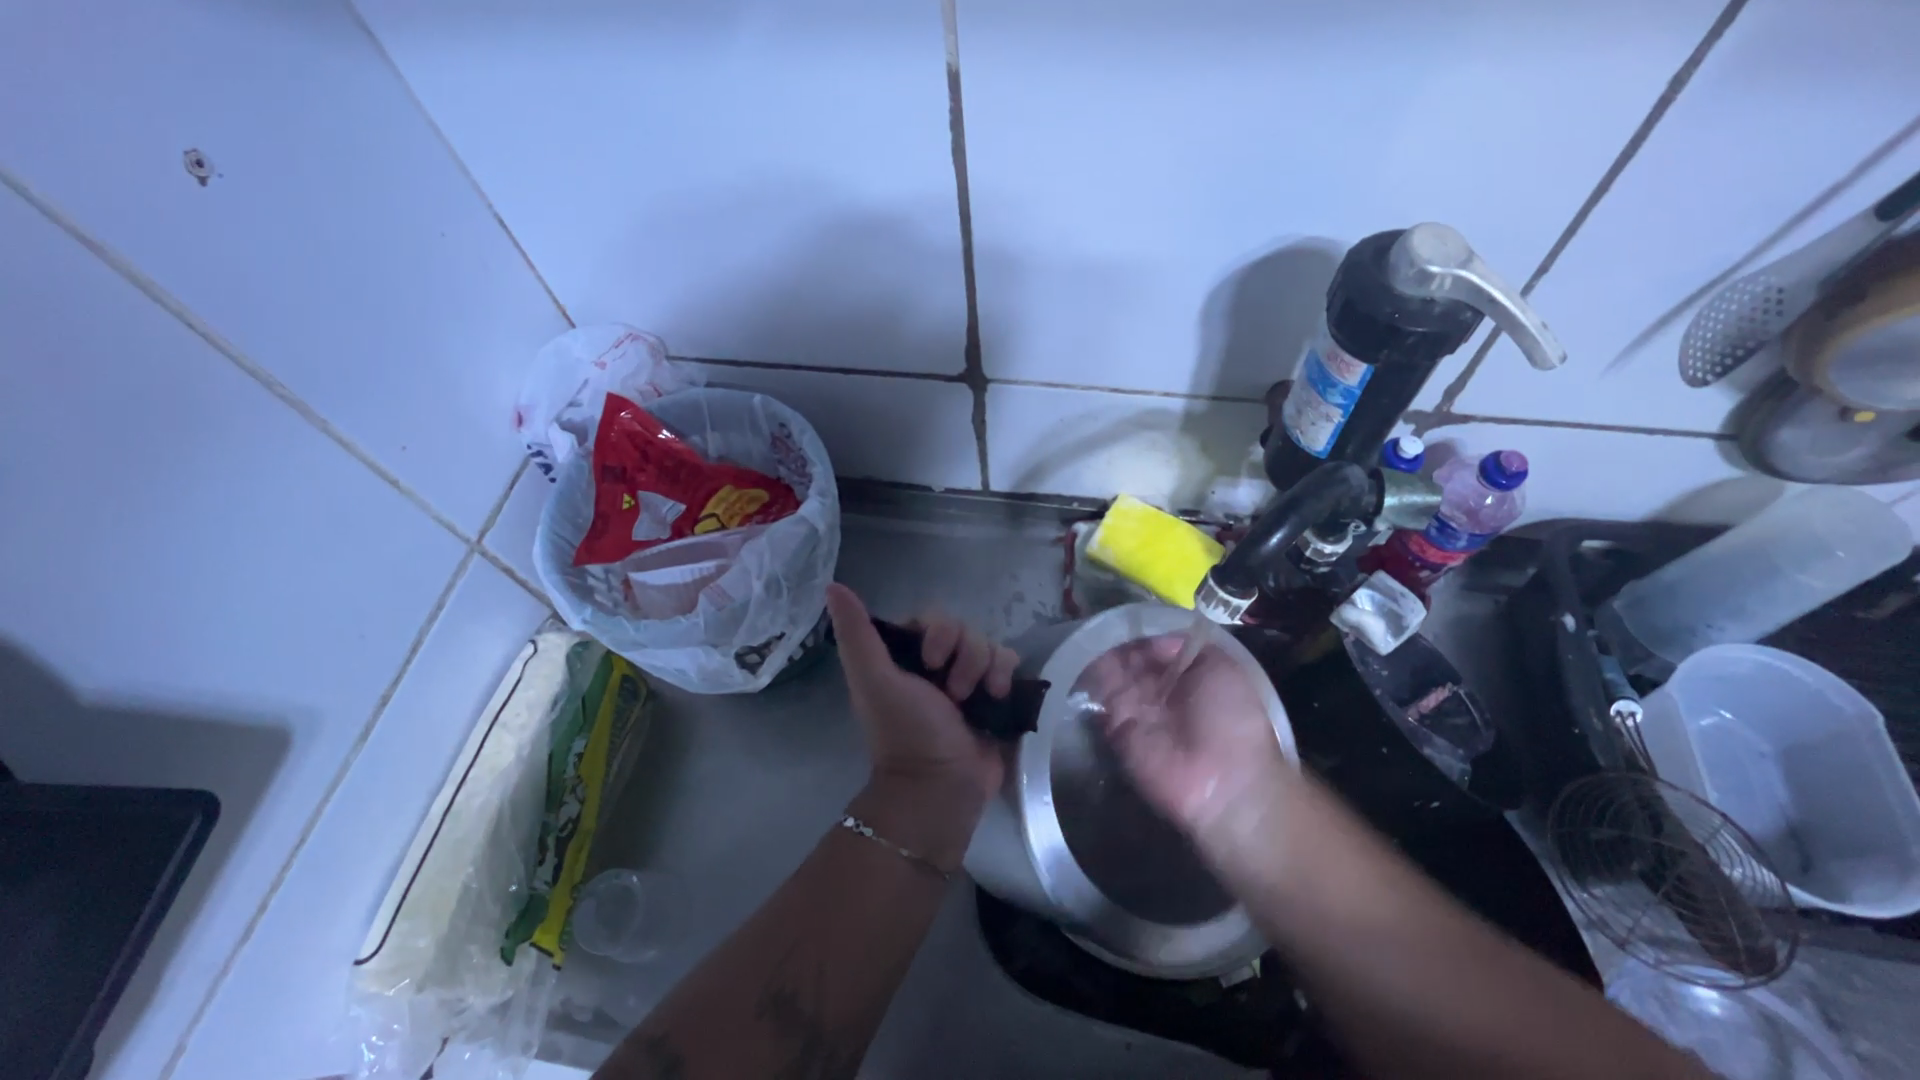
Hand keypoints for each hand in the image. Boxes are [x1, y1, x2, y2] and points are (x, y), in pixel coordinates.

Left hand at [825, 584, 1014, 802]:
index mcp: (904, 658)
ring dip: (985, 667)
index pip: (931, 618)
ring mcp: (968, 681)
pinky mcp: (994, 696)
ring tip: (974, 700)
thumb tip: (832, 587)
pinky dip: (1005, 674)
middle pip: (964, 628)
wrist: (940, 786)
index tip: (930, 661)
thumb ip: (856, 633)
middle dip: (965, 654)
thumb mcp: (873, 679)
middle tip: (953, 691)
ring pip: (987, 643)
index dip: (938, 632)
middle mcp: (936, 666)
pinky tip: (997, 696)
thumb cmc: (904, 731)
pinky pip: (1008, 662)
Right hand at [1085, 634, 1292, 845]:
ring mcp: (1137, 712)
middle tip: (1099, 630)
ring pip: (1110, 680)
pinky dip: (1087, 687)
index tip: (1123, 622)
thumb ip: (1185, 646)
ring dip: (1099, 662)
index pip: (1153, 648)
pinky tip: (1081, 668)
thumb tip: (1151, 641)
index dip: (1139, 635)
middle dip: (1115, 646)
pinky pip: (1098, 706)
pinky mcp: (1118, 734)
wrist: (1225, 780)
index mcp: (1186, 674)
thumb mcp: (1221, 667)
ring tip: (1086, 643)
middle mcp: (1159, 692)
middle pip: (1129, 662)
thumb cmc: (1231, 718)